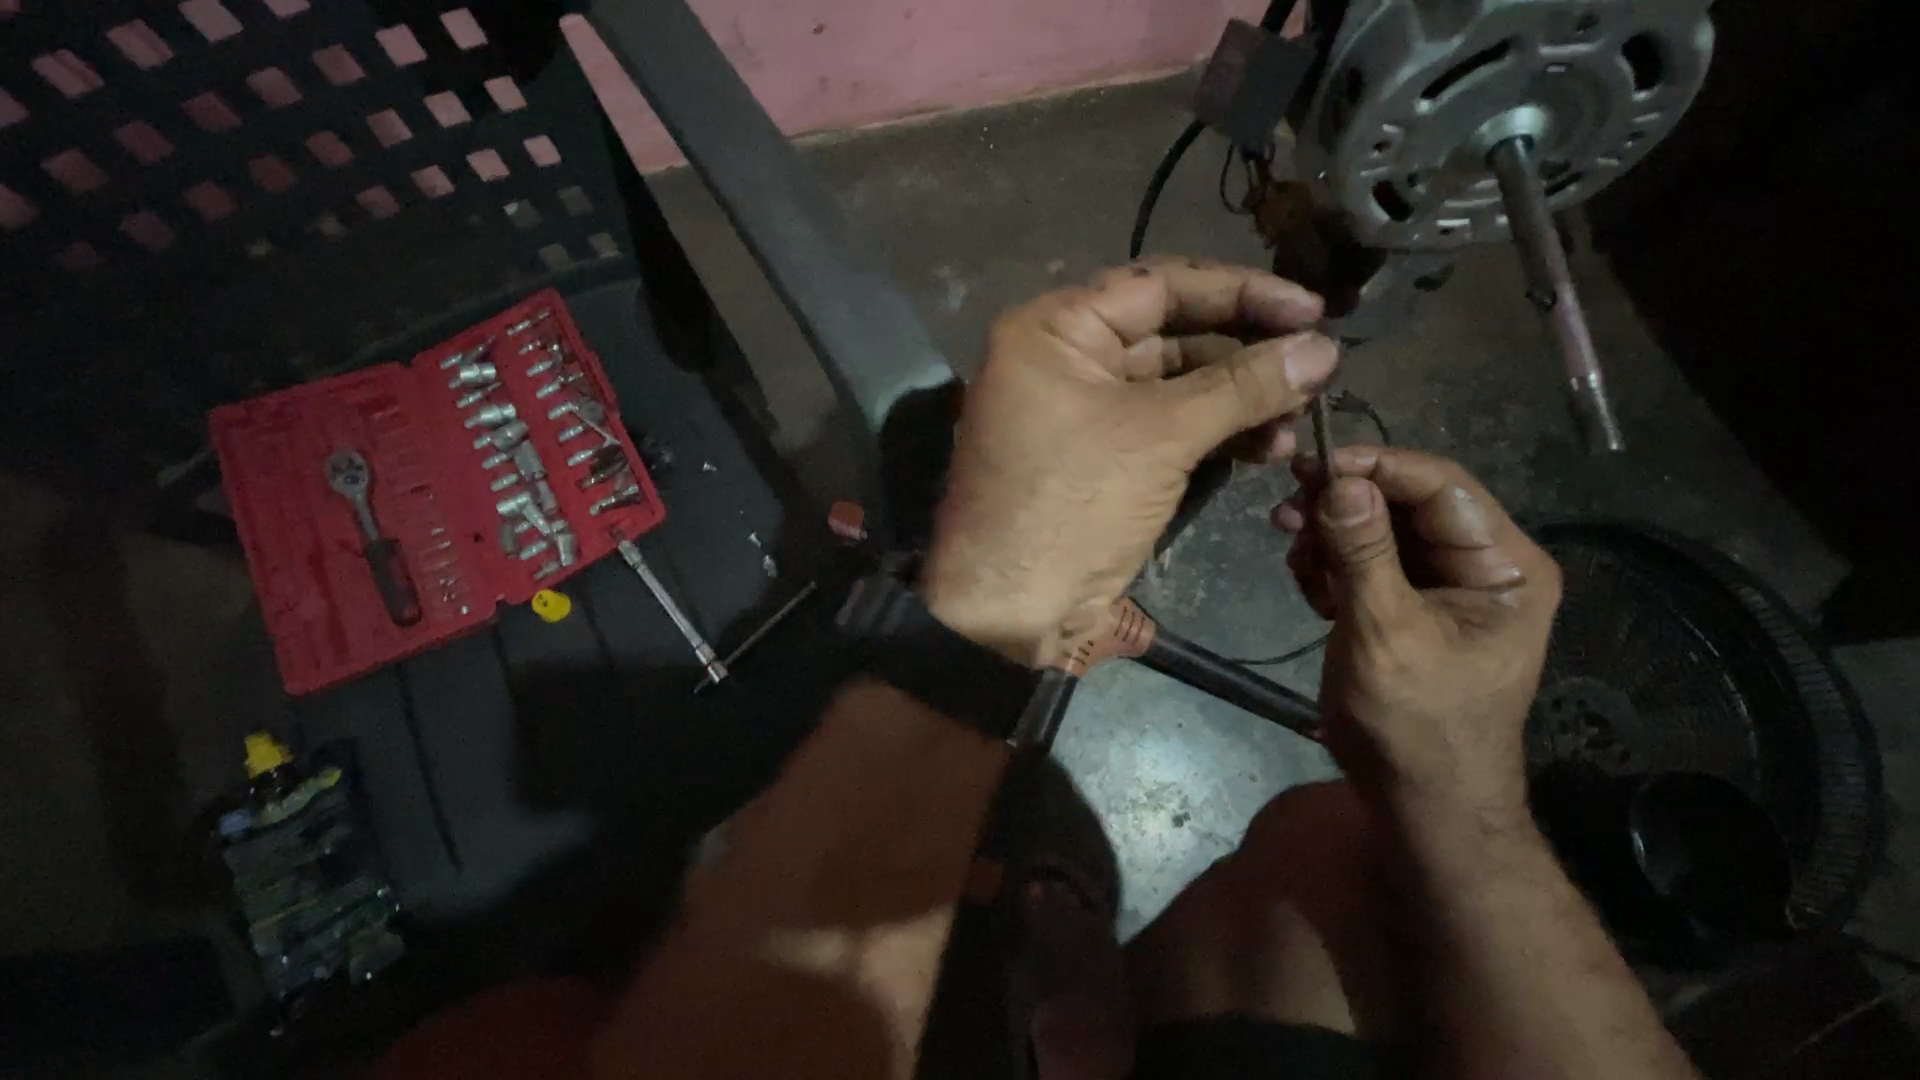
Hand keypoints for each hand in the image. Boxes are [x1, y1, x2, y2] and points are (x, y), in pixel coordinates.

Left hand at [922, 258, 1337, 664]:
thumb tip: (1324, 348)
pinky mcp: (1098, 460)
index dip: (1240, 292)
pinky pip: (1163, 430)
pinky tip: (1268, 447)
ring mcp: (1078, 413)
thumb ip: (1242, 386)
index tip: (1313, 307)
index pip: (1157, 287)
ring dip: (1238, 401)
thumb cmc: (1072, 505)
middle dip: (1245, 353)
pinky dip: (1213, 435)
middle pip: (1168, 335)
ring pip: (1172, 387)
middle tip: (1317, 366)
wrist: (1008, 612)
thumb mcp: (1159, 437)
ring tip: (1299, 420)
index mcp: (1052, 331)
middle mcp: (1061, 361)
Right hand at [1273, 447, 1561, 824]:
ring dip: (1328, 536)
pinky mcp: (1403, 604)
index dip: (1376, 467)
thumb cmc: (1415, 723)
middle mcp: (1477, 565)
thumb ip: (1363, 554)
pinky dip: (1328, 566)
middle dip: (1342, 506)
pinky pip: (1361, 561)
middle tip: (1285, 512)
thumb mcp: (1385, 634)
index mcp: (1503, 566)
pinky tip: (1309, 588)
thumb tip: (1338, 480)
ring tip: (1294, 560)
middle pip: (1403, 503)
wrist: (1416, 798)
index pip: (1441, 486)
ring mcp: (1438, 585)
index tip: (1311, 466)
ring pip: (1375, 529)